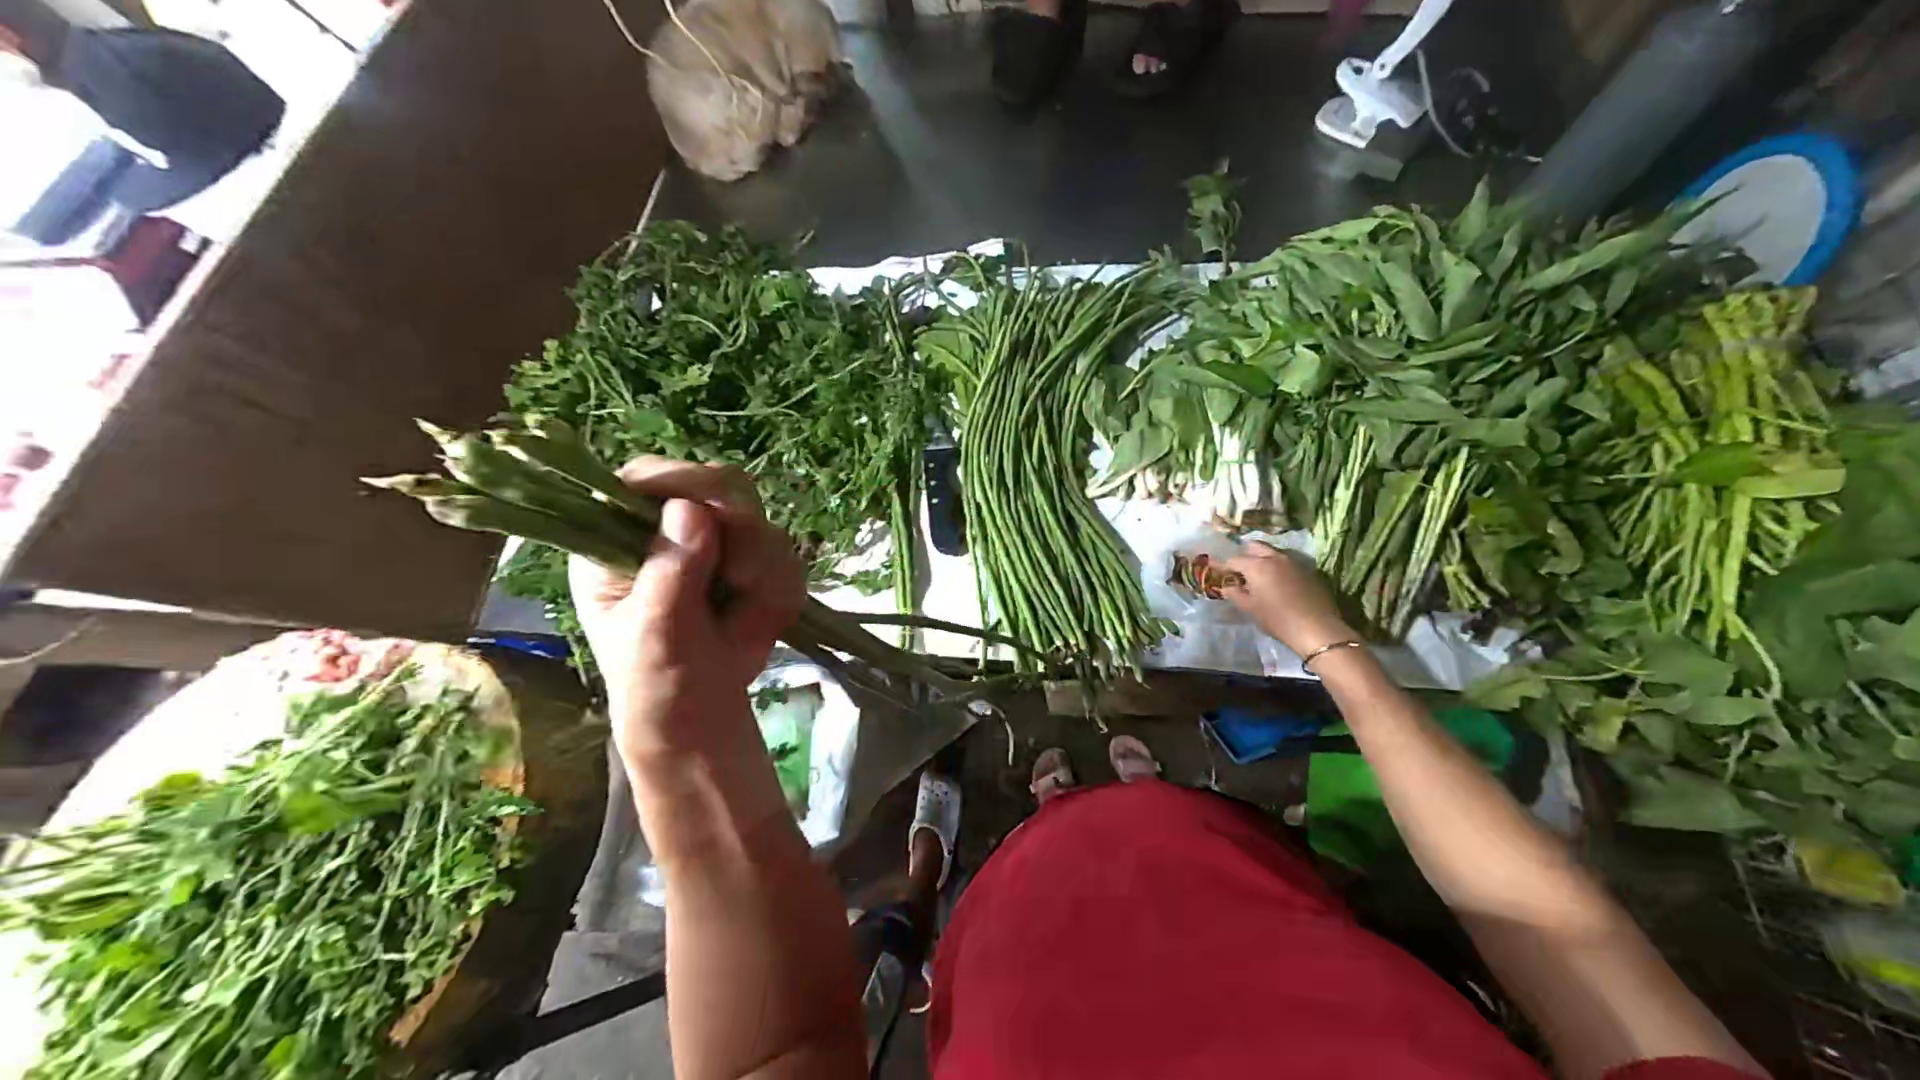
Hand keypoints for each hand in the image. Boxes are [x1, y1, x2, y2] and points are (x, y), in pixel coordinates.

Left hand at [569, 458, 803, 760]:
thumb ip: (671, 573)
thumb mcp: (653, 634)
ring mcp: (719, 545)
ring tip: (738, 620)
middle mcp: (671, 530)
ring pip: (762, 522)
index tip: (715, 506)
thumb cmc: (655, 681)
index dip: (682, 480)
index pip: (647, 479)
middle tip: (738, 578)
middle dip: (739, 531)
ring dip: (761, 572)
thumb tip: (689, 509)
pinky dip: (780, 592)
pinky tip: (757, 624)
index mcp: (619, 538)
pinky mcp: (757, 565)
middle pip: (720, 487)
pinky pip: (788, 557)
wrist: (701, 718)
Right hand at [1222, 541, 1357, 657]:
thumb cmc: (1277, 619)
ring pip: (1273, 552)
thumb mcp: (1250, 608)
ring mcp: (1294, 562)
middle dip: (1244, 554)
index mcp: (1257, 566)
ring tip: (1257, 573)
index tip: (1217, 571)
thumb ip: (1235, 594)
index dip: (1223, 566)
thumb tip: (1226, 587)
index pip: (1234, 559)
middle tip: (1238, 568)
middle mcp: (1275, 557)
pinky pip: (1287, 561)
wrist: (1317, 628)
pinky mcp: (1308, 570)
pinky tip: (1277, 580)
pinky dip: (1277, 566)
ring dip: (1262, 558)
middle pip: (1255, 547)